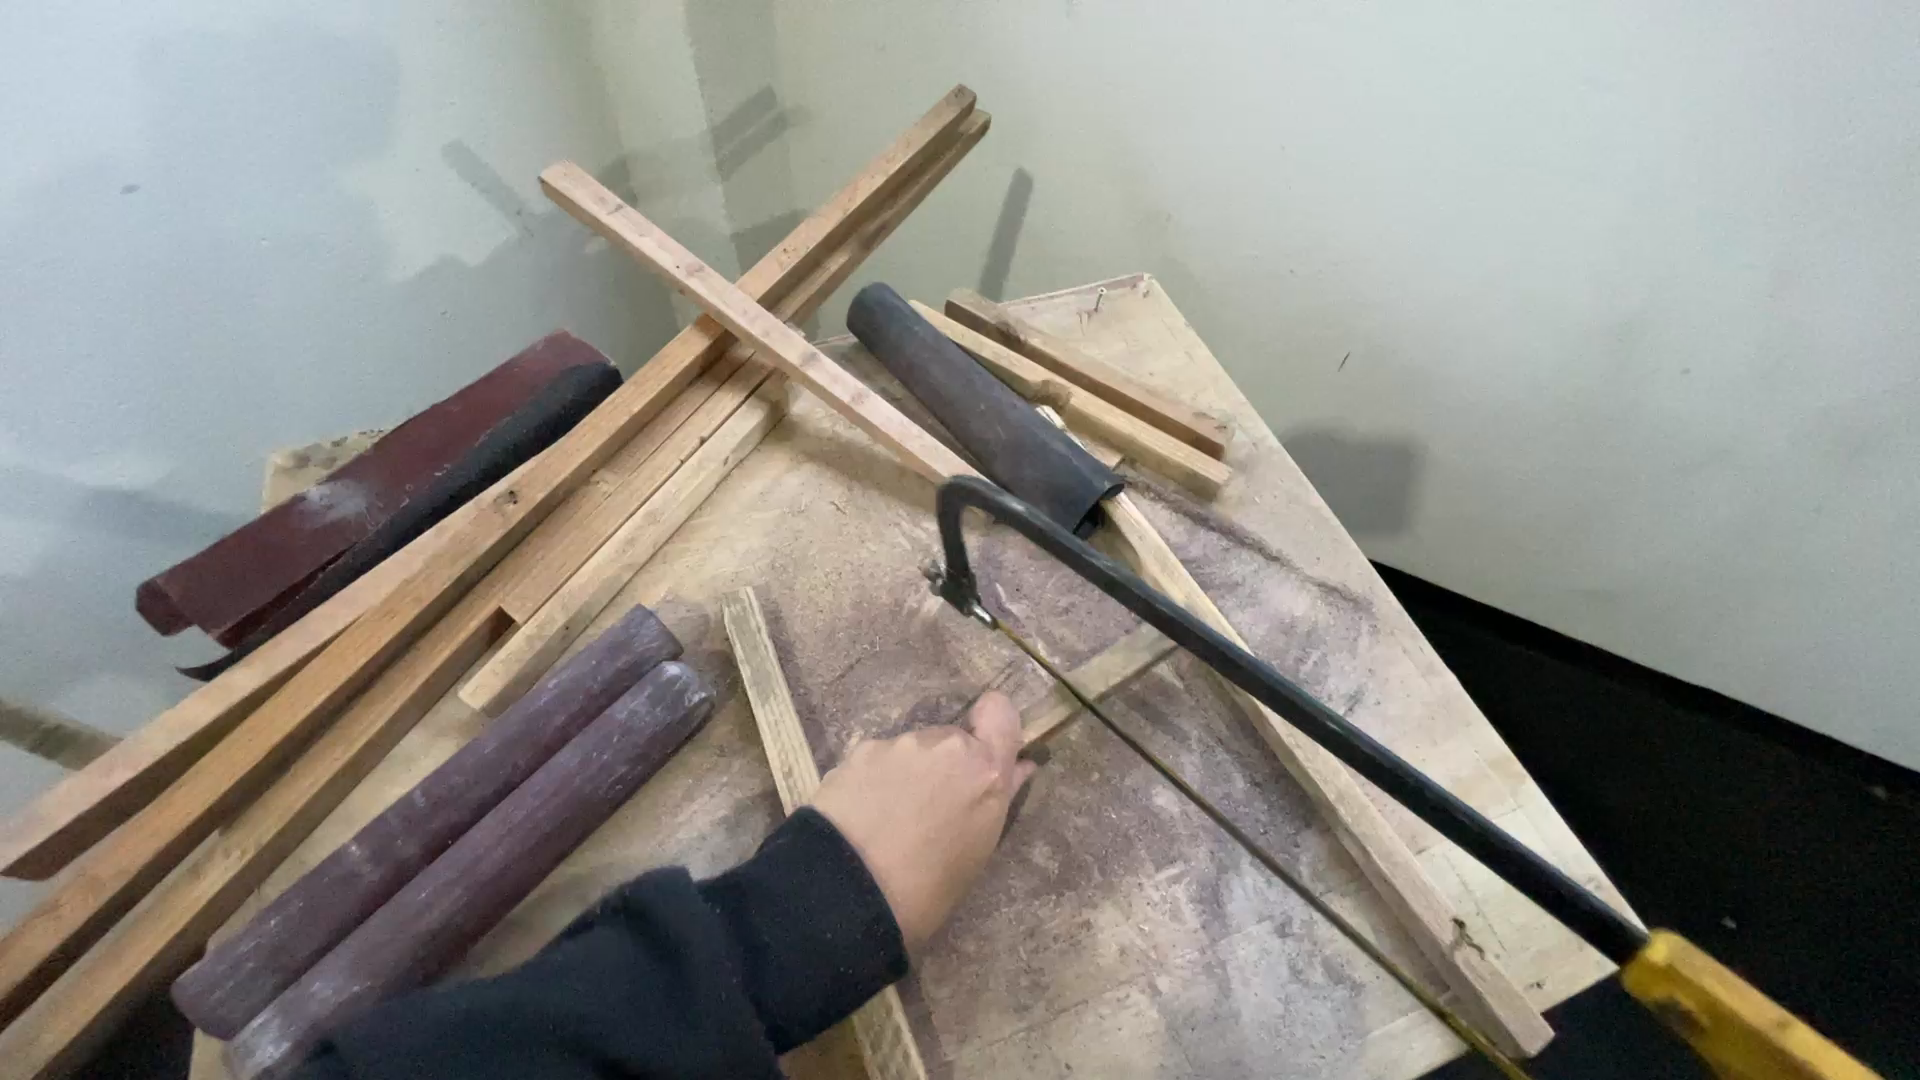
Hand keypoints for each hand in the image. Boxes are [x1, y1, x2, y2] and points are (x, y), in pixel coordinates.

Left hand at [810, 691, 1036, 952]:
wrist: (848, 896)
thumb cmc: (928, 891)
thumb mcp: (976, 850)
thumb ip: (996, 798)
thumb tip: (1018, 767)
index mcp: (986, 772)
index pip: (1000, 712)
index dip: (991, 724)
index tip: (982, 751)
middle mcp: (947, 746)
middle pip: (953, 739)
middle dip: (945, 765)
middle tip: (928, 808)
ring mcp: (901, 745)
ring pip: (914, 750)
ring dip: (909, 773)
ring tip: (888, 818)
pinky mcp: (861, 750)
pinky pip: (879, 759)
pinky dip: (875, 779)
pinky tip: (861, 813)